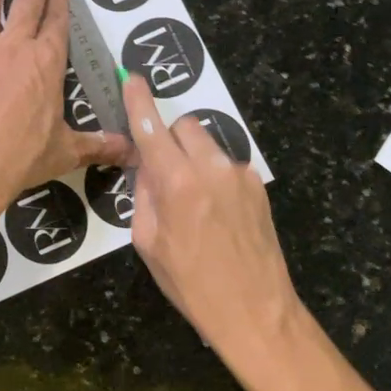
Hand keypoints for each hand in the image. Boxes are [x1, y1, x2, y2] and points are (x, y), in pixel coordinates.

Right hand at [123, 76, 320, 379]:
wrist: (256, 311)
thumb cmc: (192, 284)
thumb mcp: (148, 243)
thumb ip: (143, 195)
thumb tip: (146, 168)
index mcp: (177, 182)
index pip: (152, 128)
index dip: (139, 101)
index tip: (132, 79)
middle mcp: (211, 168)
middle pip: (184, 127)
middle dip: (168, 139)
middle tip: (161, 173)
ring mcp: (240, 175)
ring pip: (206, 146)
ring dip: (192, 159)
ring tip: (192, 203)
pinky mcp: (258, 186)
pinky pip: (226, 167)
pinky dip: (214, 178)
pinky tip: (216, 214)